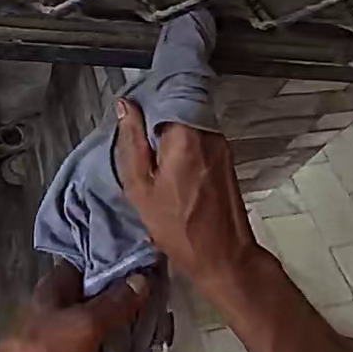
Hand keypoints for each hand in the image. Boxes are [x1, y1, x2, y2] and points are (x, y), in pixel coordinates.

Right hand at [113, 97, 264, 297]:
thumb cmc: (178, 227)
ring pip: (186, 119)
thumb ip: (131, 140)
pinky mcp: (225, 155)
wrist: (224, 257)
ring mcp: (220, 142)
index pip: (161, 94)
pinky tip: (169, 162)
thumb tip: (126, 106)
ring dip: (168, 128)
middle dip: (154, 113)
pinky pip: (197, 134)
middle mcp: (207, 131)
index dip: (143, 99)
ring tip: (151, 149)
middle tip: (136, 132)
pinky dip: (182, 140)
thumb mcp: (140, 186)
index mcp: (184, 133)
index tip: (130, 112)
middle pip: (175, 104)